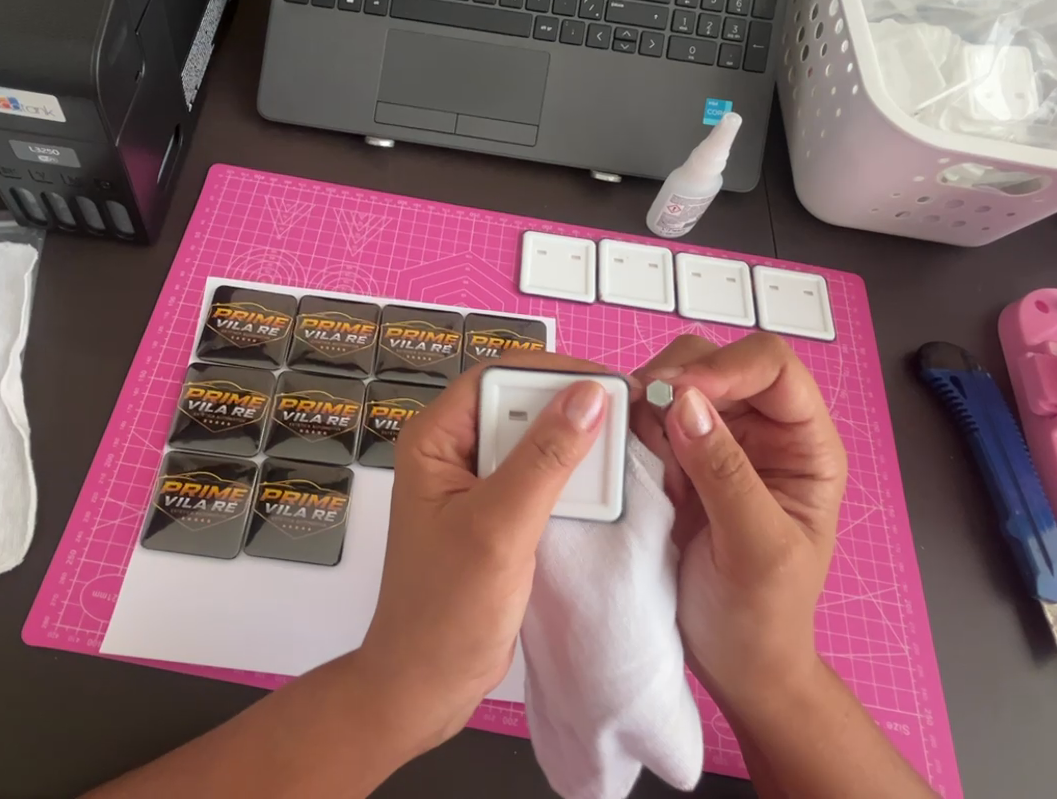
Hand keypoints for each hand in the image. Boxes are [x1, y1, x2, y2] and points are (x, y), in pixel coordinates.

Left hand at [354, 352, 607, 753]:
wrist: (426, 685)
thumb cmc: (445, 609)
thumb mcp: (499, 527)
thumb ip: (544, 459)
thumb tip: (589, 395)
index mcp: (434, 438)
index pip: (496, 378)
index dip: (552, 372)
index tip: (610, 382)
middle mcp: (451, 450)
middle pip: (516, 405)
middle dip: (570, 406)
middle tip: (630, 412)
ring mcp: (473, 482)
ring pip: (531, 440)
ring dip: (575, 443)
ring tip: (627, 445)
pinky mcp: (495, 513)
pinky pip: (537, 476)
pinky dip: (571, 478)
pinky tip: (606, 485)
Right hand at [630, 334, 846, 711]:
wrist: (733, 661)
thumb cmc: (764, 615)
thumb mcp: (758, 550)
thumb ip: (726, 474)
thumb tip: (684, 402)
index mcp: (803, 444)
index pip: (773, 368)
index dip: (727, 367)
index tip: (677, 395)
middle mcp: (759, 431)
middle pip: (718, 363)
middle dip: (677, 378)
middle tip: (641, 413)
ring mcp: (713, 442)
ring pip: (674, 382)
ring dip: (647, 401)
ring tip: (634, 445)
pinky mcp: (673, 458)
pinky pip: (645, 416)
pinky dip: (629, 424)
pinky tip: (627, 456)